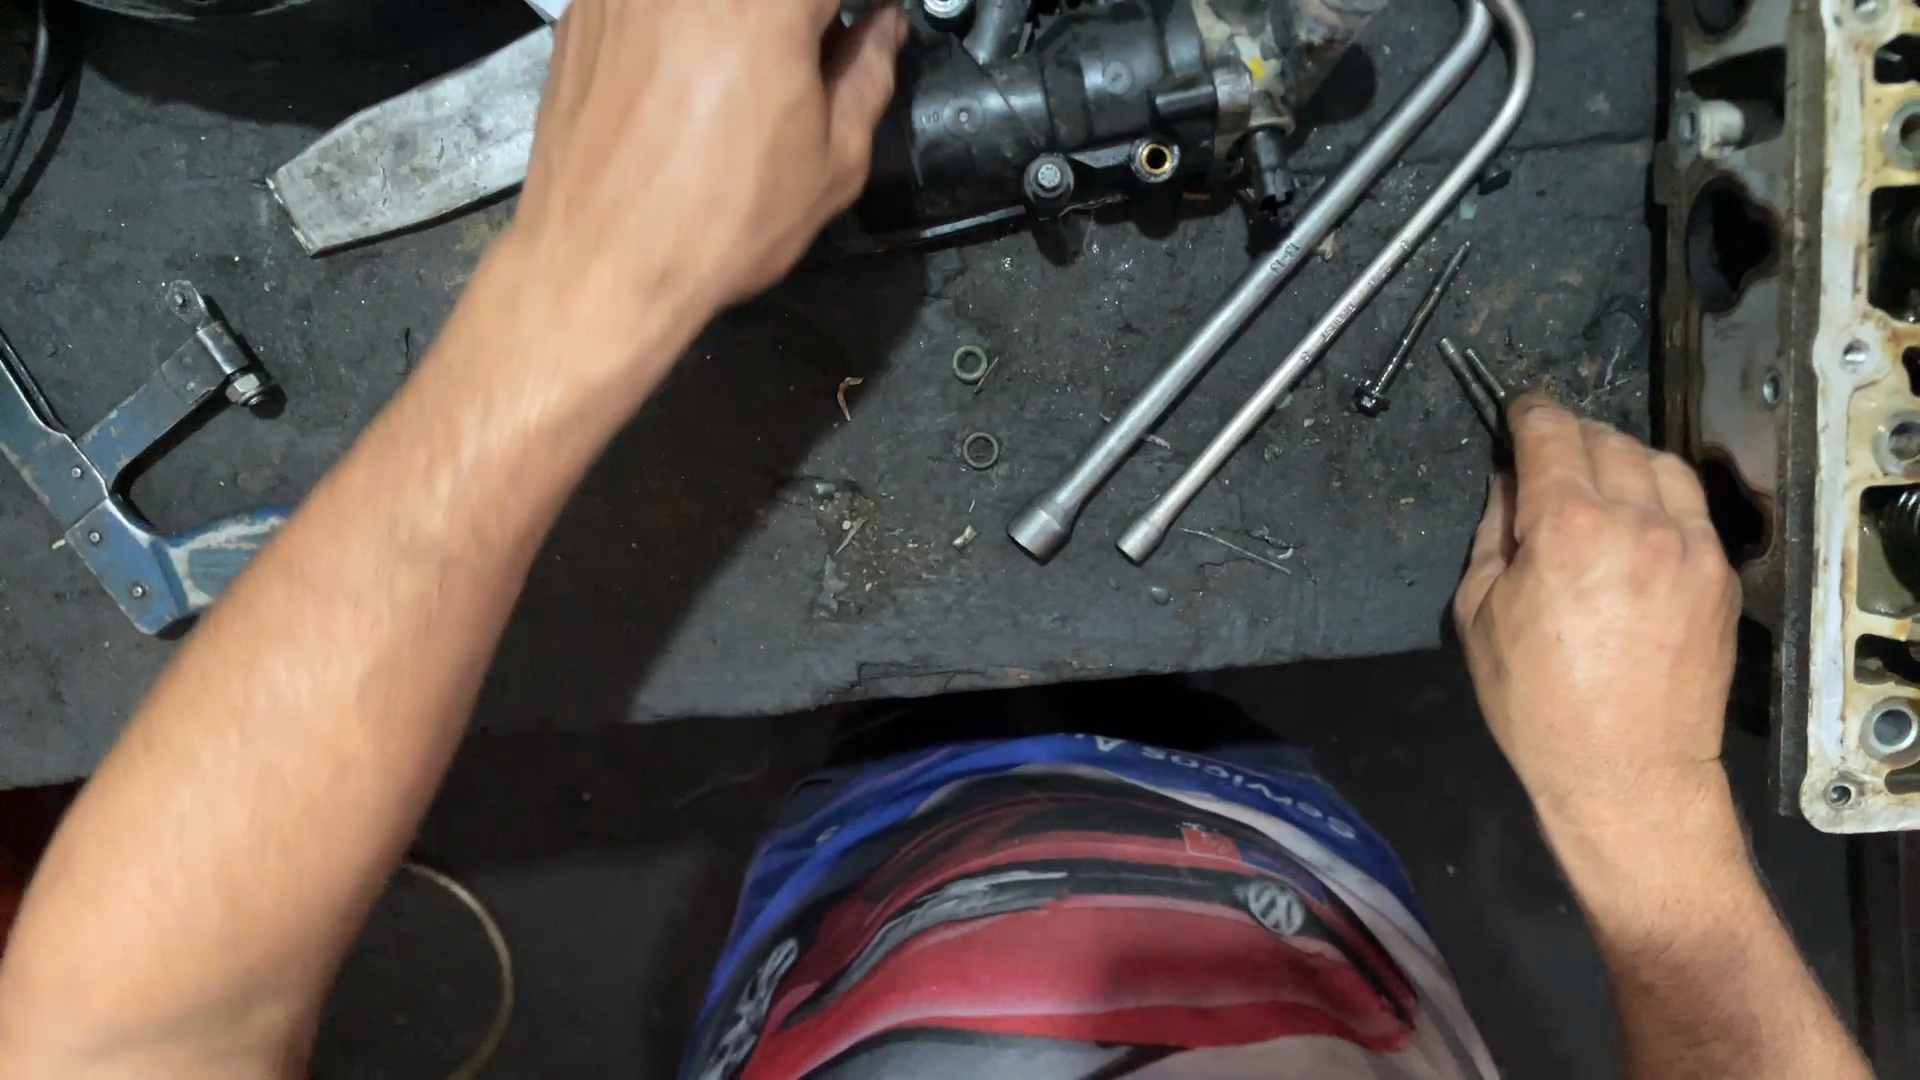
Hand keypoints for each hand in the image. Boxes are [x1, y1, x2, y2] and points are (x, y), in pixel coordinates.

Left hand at [502, 0, 905, 368]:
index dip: (860, 3)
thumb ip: (868, 78)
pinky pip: (659, 1)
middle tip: (809, 55)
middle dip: (799, 16)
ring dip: (742, 23)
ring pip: (714, 0)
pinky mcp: (586, 6)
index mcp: (767, 4)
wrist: (608, 260)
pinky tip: (688, 84)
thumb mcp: (832, 167)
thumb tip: (881, 30)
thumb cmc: (724, 224)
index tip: (863, 24)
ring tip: (744, 77)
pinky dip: (689, 26)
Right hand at [1453, 396, 1741, 840]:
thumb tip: (1507, 488)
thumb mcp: (1478, 609)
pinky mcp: (1721, 573)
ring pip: (1658, 463)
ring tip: (1586, 476)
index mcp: (1566, 528)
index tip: (1517, 410)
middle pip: (1607, 441)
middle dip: (1568, 434)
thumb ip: (1494, 535)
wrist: (1623, 765)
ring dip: (1616, 455)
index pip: (1552, 439)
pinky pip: (1689, 505)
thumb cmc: (1529, 693)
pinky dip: (1653, 491)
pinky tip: (1628, 514)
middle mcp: (1638, 522)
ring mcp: (1693, 546)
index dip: (1529, 414)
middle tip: (1539, 450)